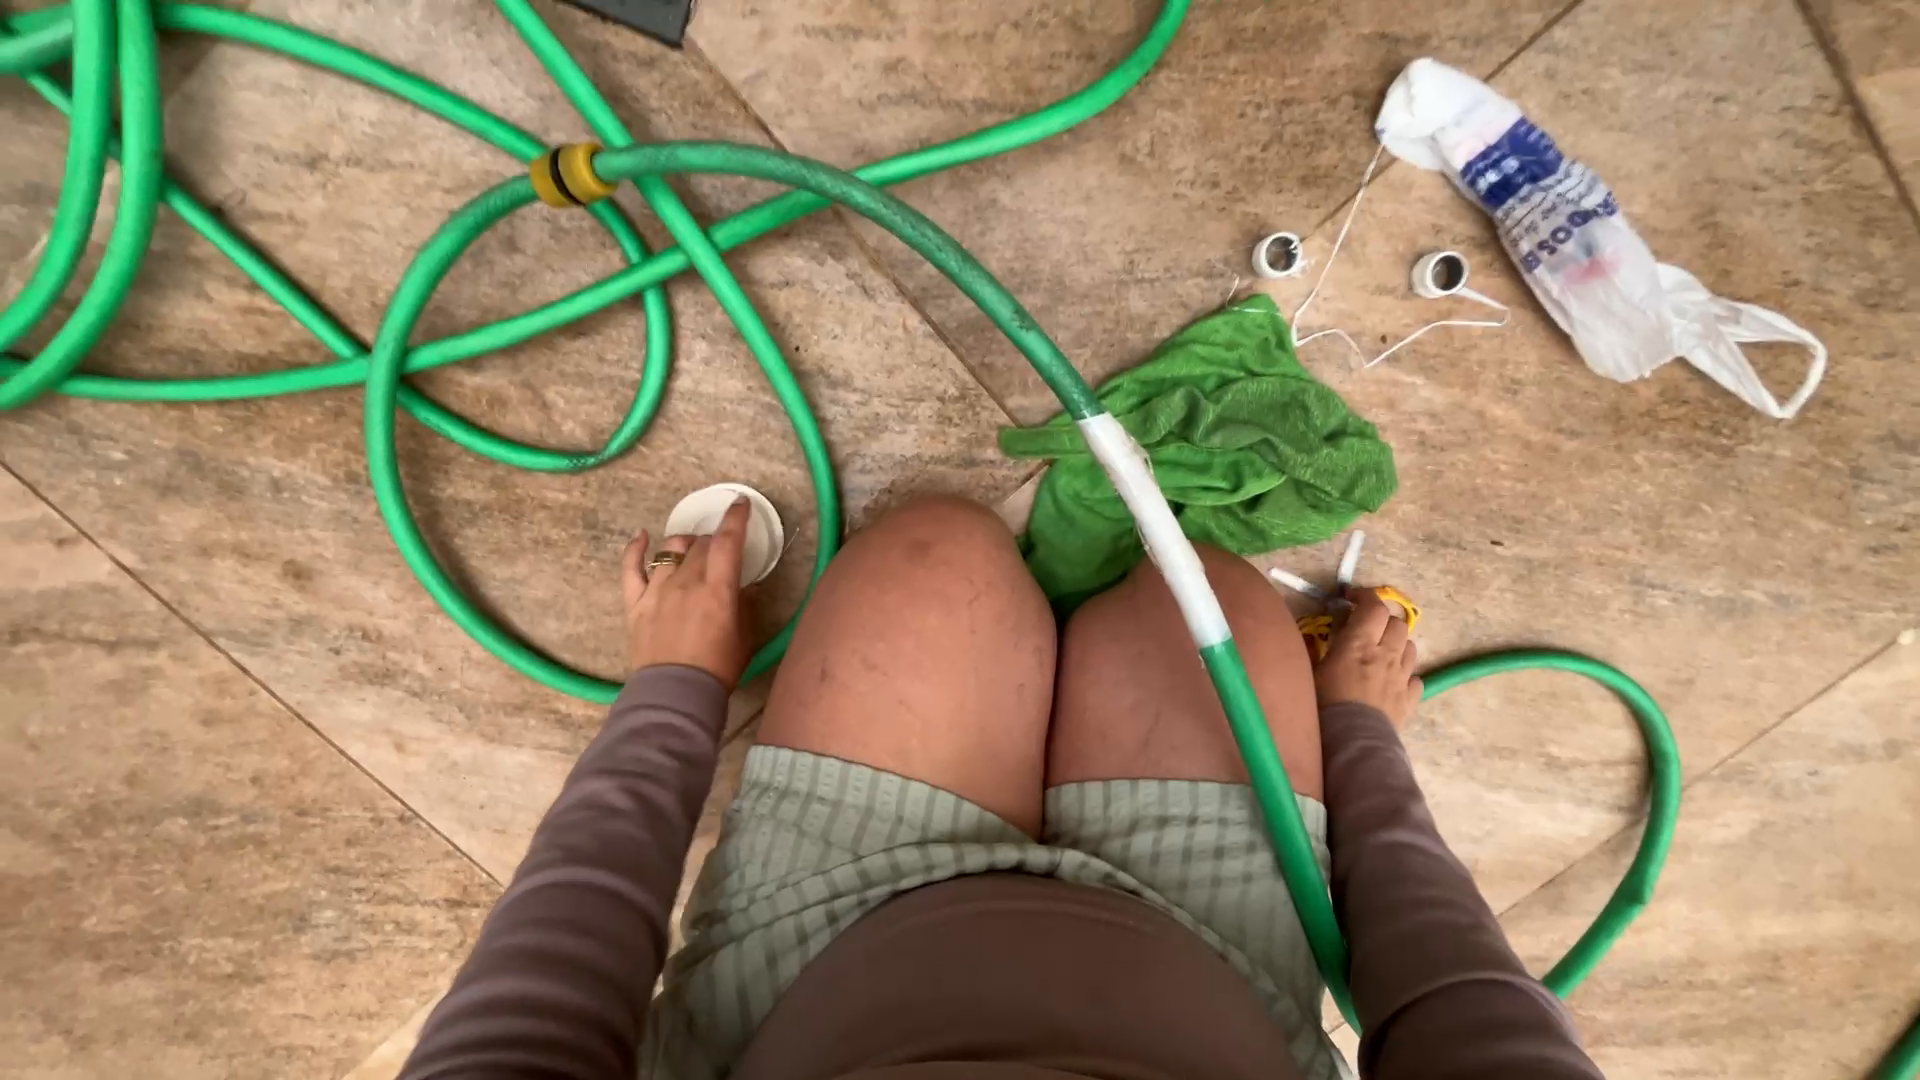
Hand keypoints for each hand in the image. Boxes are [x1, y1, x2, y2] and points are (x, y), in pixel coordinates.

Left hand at [621, 497, 752, 687]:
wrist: (675, 694)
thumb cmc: (718, 668)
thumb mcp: (745, 635)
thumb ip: (745, 605)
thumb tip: (743, 587)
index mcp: (717, 588)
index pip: (728, 542)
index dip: (736, 519)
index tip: (742, 504)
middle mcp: (686, 581)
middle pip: (700, 545)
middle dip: (714, 540)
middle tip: (722, 550)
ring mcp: (657, 590)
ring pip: (671, 549)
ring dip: (686, 544)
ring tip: (692, 550)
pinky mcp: (635, 603)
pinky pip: (631, 568)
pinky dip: (635, 548)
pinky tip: (641, 536)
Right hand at [1314, 588, 1422, 728]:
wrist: (1352, 741)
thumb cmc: (1324, 703)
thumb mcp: (1310, 671)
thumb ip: (1314, 647)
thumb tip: (1316, 632)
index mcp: (1360, 643)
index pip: (1373, 607)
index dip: (1364, 596)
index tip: (1350, 598)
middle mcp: (1386, 654)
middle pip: (1396, 623)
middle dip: (1381, 620)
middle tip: (1364, 627)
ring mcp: (1402, 677)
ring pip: (1410, 646)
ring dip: (1397, 643)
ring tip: (1380, 651)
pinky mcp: (1410, 698)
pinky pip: (1415, 677)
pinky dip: (1405, 673)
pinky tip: (1391, 680)